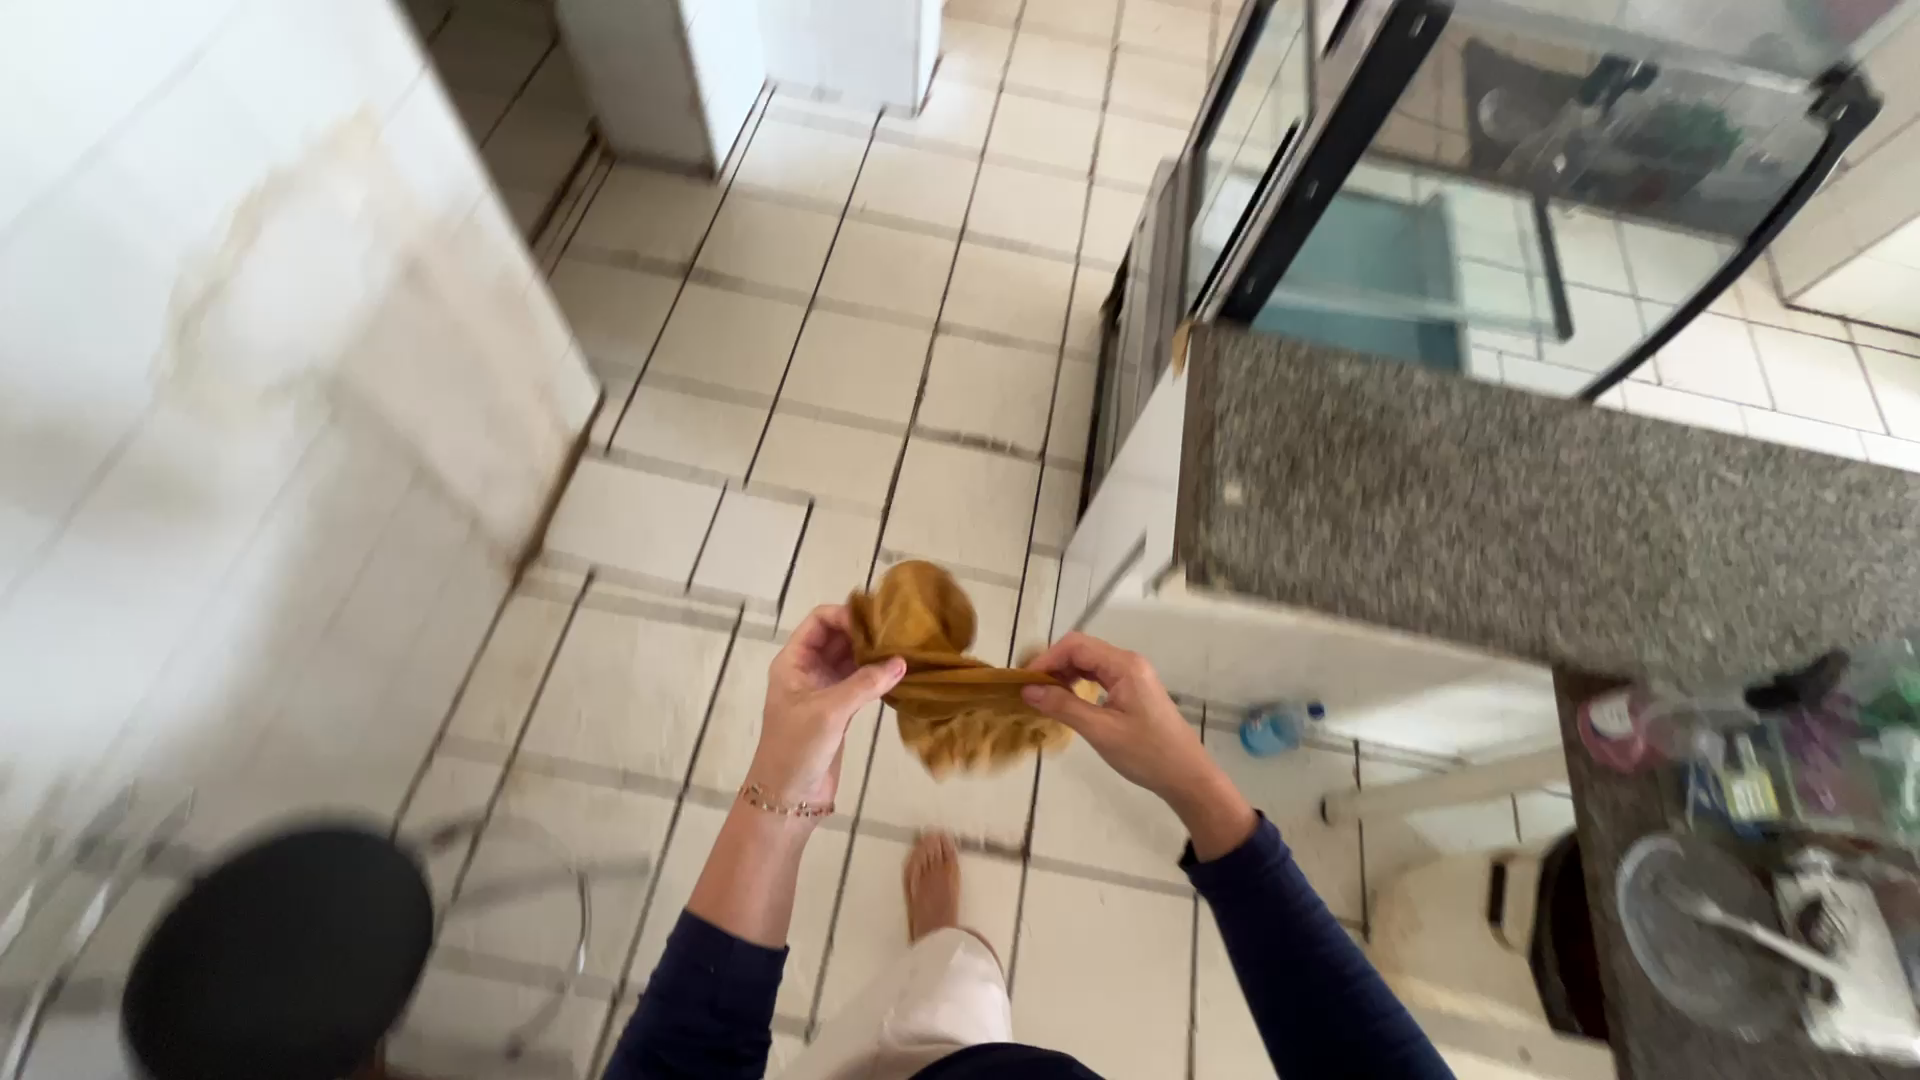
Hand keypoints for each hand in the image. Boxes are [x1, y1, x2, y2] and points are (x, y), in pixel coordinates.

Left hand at [752, 605, 905, 809]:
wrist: (787, 799)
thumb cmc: (796, 749)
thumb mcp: (829, 712)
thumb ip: (865, 684)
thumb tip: (902, 662)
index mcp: (793, 661)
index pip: (820, 621)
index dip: (846, 616)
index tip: (877, 623)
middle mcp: (808, 670)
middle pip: (838, 636)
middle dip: (865, 631)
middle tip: (899, 631)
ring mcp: (824, 690)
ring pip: (851, 659)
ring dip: (874, 653)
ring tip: (905, 648)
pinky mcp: (839, 710)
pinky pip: (860, 682)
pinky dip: (878, 675)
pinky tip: (900, 674)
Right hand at [1023, 633, 1255, 858]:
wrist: (1187, 776)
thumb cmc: (1146, 754)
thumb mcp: (1100, 731)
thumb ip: (1063, 706)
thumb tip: (1029, 690)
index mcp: (1124, 665)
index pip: (1076, 645)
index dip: (1047, 659)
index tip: (1026, 681)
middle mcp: (1128, 662)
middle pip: (1082, 649)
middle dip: (1053, 664)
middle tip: (1031, 688)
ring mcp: (1133, 674)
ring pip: (1089, 661)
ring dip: (1065, 673)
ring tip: (1045, 695)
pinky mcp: (1133, 688)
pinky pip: (1099, 675)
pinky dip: (1079, 682)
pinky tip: (1068, 699)